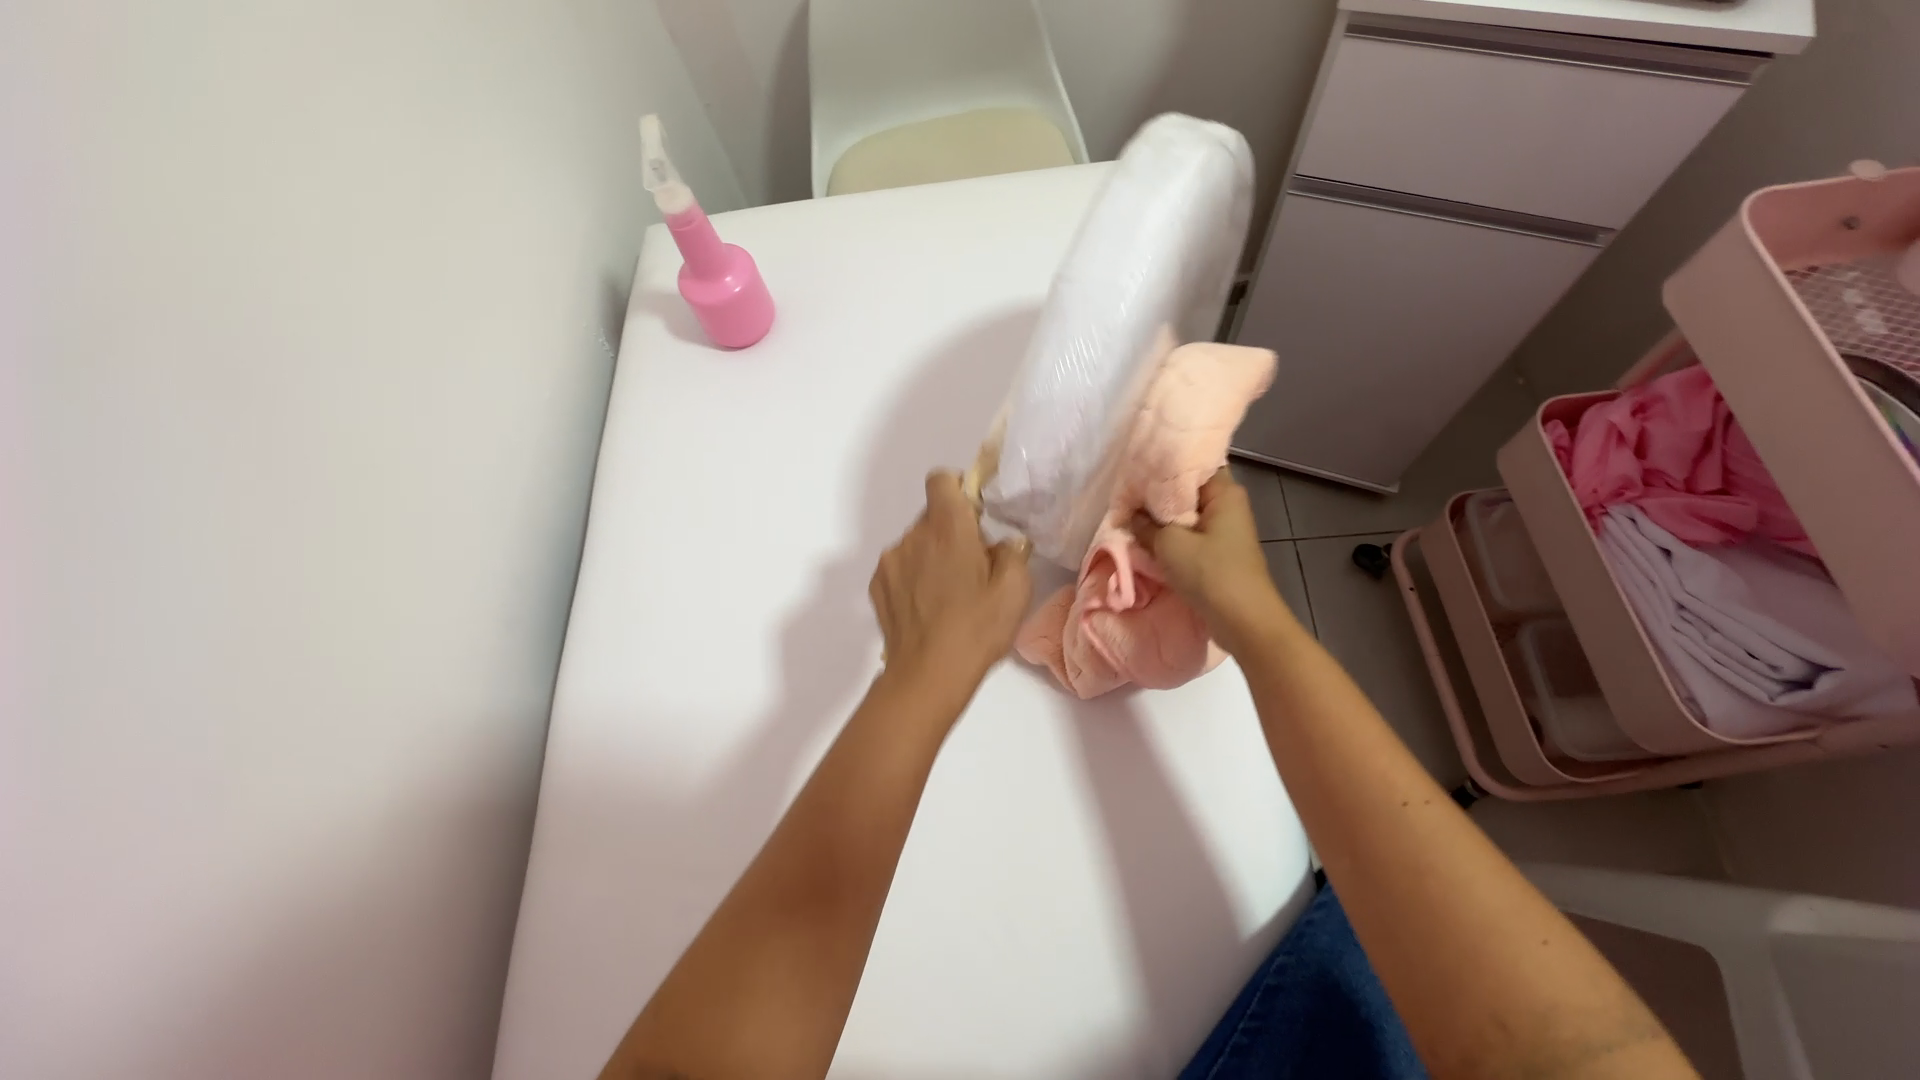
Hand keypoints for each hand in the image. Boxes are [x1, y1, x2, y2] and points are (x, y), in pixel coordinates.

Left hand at [871, 471, 1032, 690]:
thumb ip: (1011, 552)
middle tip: (973, 568)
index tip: (976, 516)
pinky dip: (914, 578)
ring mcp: (889, 562)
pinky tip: (928, 609)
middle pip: (932, 516)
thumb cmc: (977, 630)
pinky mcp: (877, 587)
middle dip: (951, 532)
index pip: (942, 479)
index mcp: (947, 527)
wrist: (927, 676)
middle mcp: (912, 536)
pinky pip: (900, 568)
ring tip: (949, 595)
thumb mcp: (1015, 590)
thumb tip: (999, 544)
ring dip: (931, 557)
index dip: (959, 489)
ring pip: (915, 544)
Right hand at [1130, 468, 1296, 654]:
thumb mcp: (1170, 545)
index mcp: (1224, 492)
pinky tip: (1145, 539)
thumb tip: (1131, 515)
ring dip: (1161, 519)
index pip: (1193, 463)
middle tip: (1125, 492)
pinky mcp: (1218, 553)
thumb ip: (1145, 525)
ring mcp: (1224, 531)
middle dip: (1157, 493)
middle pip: (1187, 490)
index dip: (1164, 464)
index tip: (1136, 468)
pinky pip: (1189, 536)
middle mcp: (1227, 506)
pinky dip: (1170, 537)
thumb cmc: (1210, 573)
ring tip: (1130, 515)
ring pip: (1186, 515)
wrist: (1243, 620)